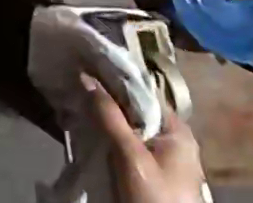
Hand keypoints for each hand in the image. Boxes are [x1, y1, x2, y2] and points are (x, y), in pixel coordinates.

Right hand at [81, 73, 205, 202]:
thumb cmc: (156, 199)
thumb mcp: (131, 157)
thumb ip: (109, 116)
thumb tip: (85, 76)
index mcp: (178, 132)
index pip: (142, 90)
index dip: (113, 75)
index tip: (83, 64)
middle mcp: (172, 138)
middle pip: (133, 106)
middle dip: (104, 94)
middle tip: (73, 80)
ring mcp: (161, 155)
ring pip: (126, 122)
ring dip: (101, 111)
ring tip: (73, 97)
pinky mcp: (148, 168)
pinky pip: (124, 138)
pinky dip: (105, 129)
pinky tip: (84, 122)